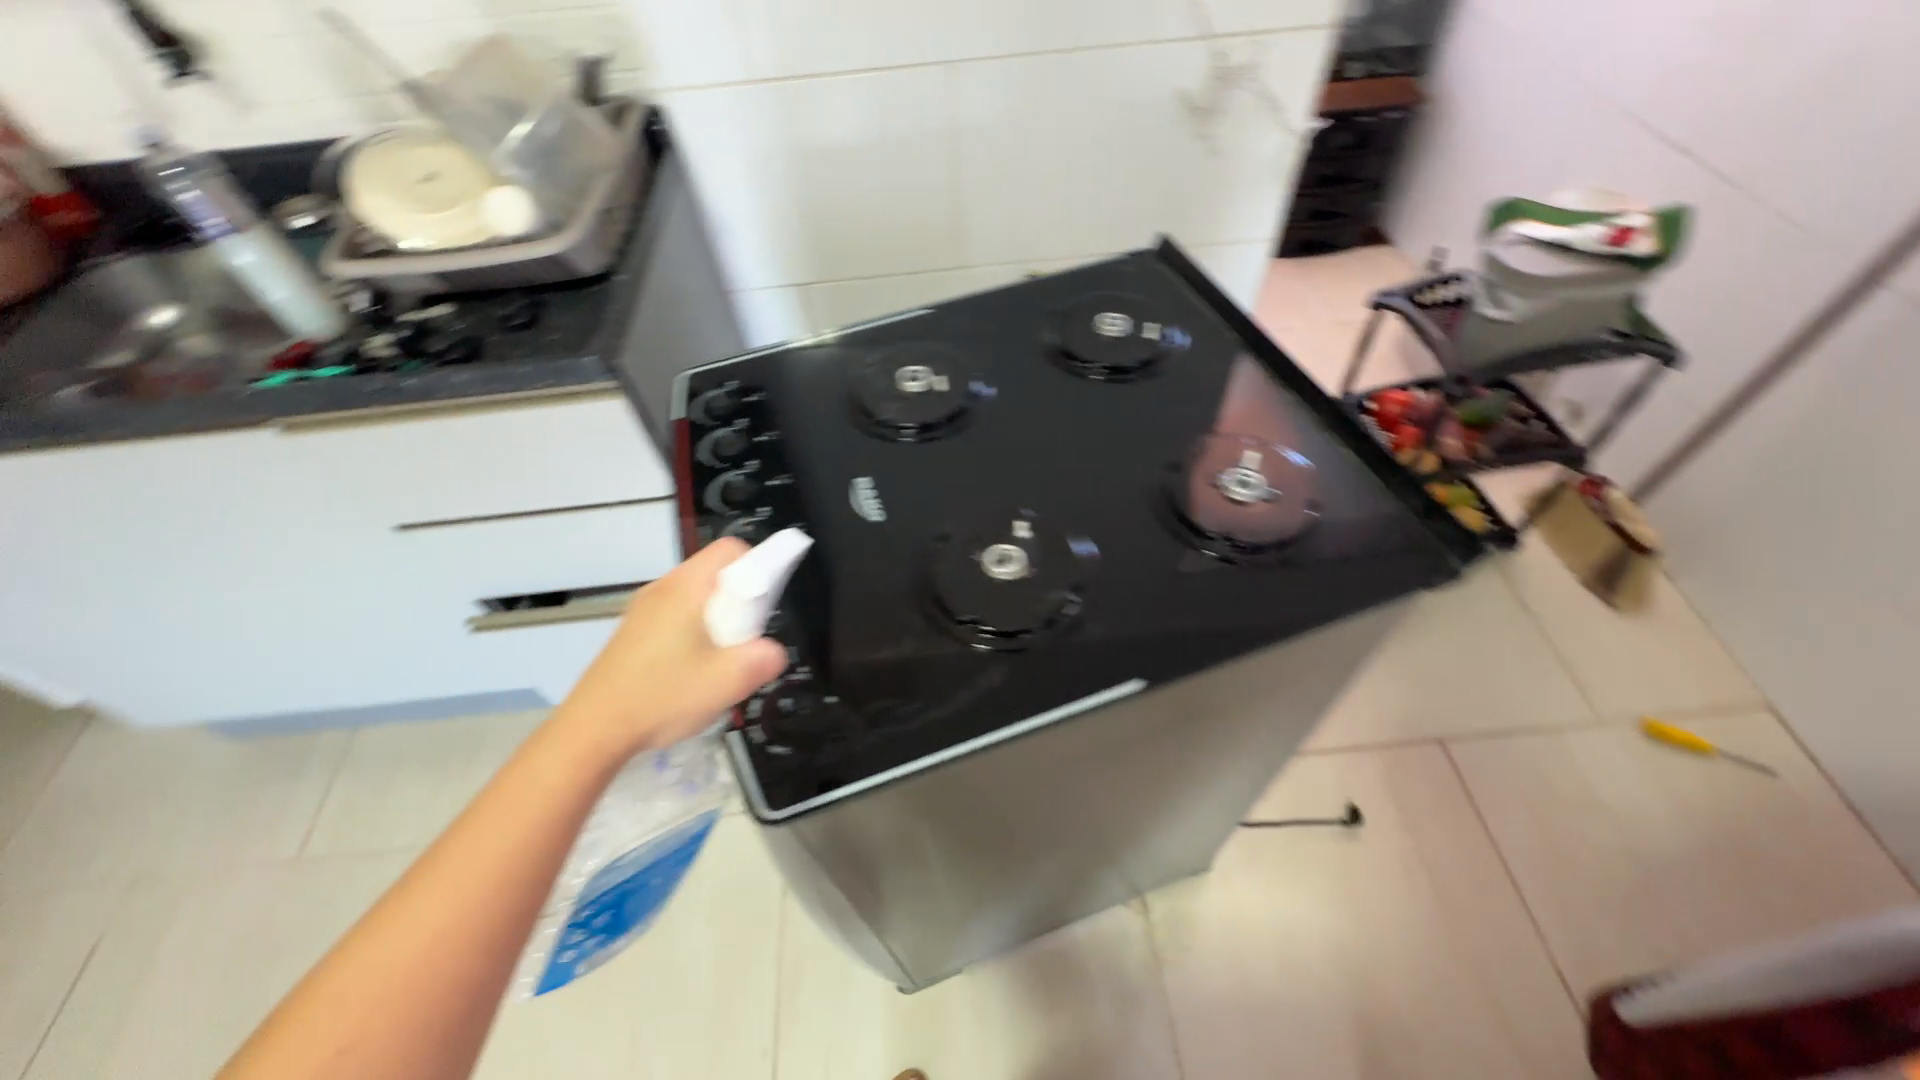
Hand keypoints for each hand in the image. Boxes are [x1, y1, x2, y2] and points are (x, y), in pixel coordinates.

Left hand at [554, 538, 788, 760]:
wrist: (593, 731)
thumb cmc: (662, 697)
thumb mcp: (728, 681)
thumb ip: (764, 659)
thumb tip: (772, 652)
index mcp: (686, 588)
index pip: (732, 550)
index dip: (759, 567)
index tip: (764, 607)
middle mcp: (662, 589)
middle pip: (715, 576)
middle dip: (739, 605)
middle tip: (743, 644)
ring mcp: (643, 611)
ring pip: (696, 601)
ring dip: (717, 626)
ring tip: (717, 666)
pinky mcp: (633, 634)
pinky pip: (676, 620)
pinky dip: (694, 638)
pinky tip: (690, 677)